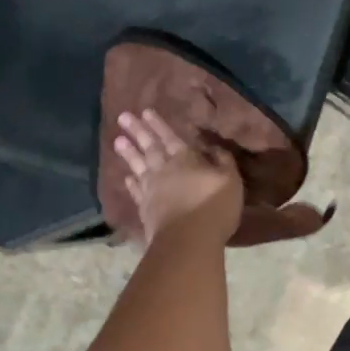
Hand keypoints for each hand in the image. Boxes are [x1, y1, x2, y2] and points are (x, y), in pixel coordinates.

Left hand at [113, 110, 244, 245]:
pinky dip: (131, 182)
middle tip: (124, 117)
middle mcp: (165, 169)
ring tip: (118, 140)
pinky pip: (136, 191)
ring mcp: (152, 189)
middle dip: (138, 131)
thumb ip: (223, 161)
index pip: (170, 137)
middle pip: (150, 147)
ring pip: (138, 166)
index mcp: (186, 159)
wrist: (188, 239)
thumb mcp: (231, 179)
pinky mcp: (145, 208)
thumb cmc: (214, 206)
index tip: (146, 111)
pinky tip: (127, 177)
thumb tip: (214, 147)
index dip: (159, 124)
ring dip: (129, 153)